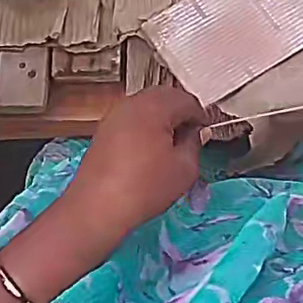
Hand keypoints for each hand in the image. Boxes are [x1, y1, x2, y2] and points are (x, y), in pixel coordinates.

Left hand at [0, 87, 205, 302]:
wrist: (97, 206)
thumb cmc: (146, 187)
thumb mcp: (184, 169)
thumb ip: (194, 143)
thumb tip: (193, 132)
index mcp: (155, 107)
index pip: (186, 100)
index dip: (200, 115)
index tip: (205, 132)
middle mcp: (132, 103)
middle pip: (164, 96)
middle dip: (180, 111)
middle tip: (189, 135)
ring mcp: (114, 114)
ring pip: (145, 105)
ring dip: (161, 117)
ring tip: (169, 143)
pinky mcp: (103, 128)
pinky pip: (131, 117)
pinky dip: (144, 125)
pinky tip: (148, 148)